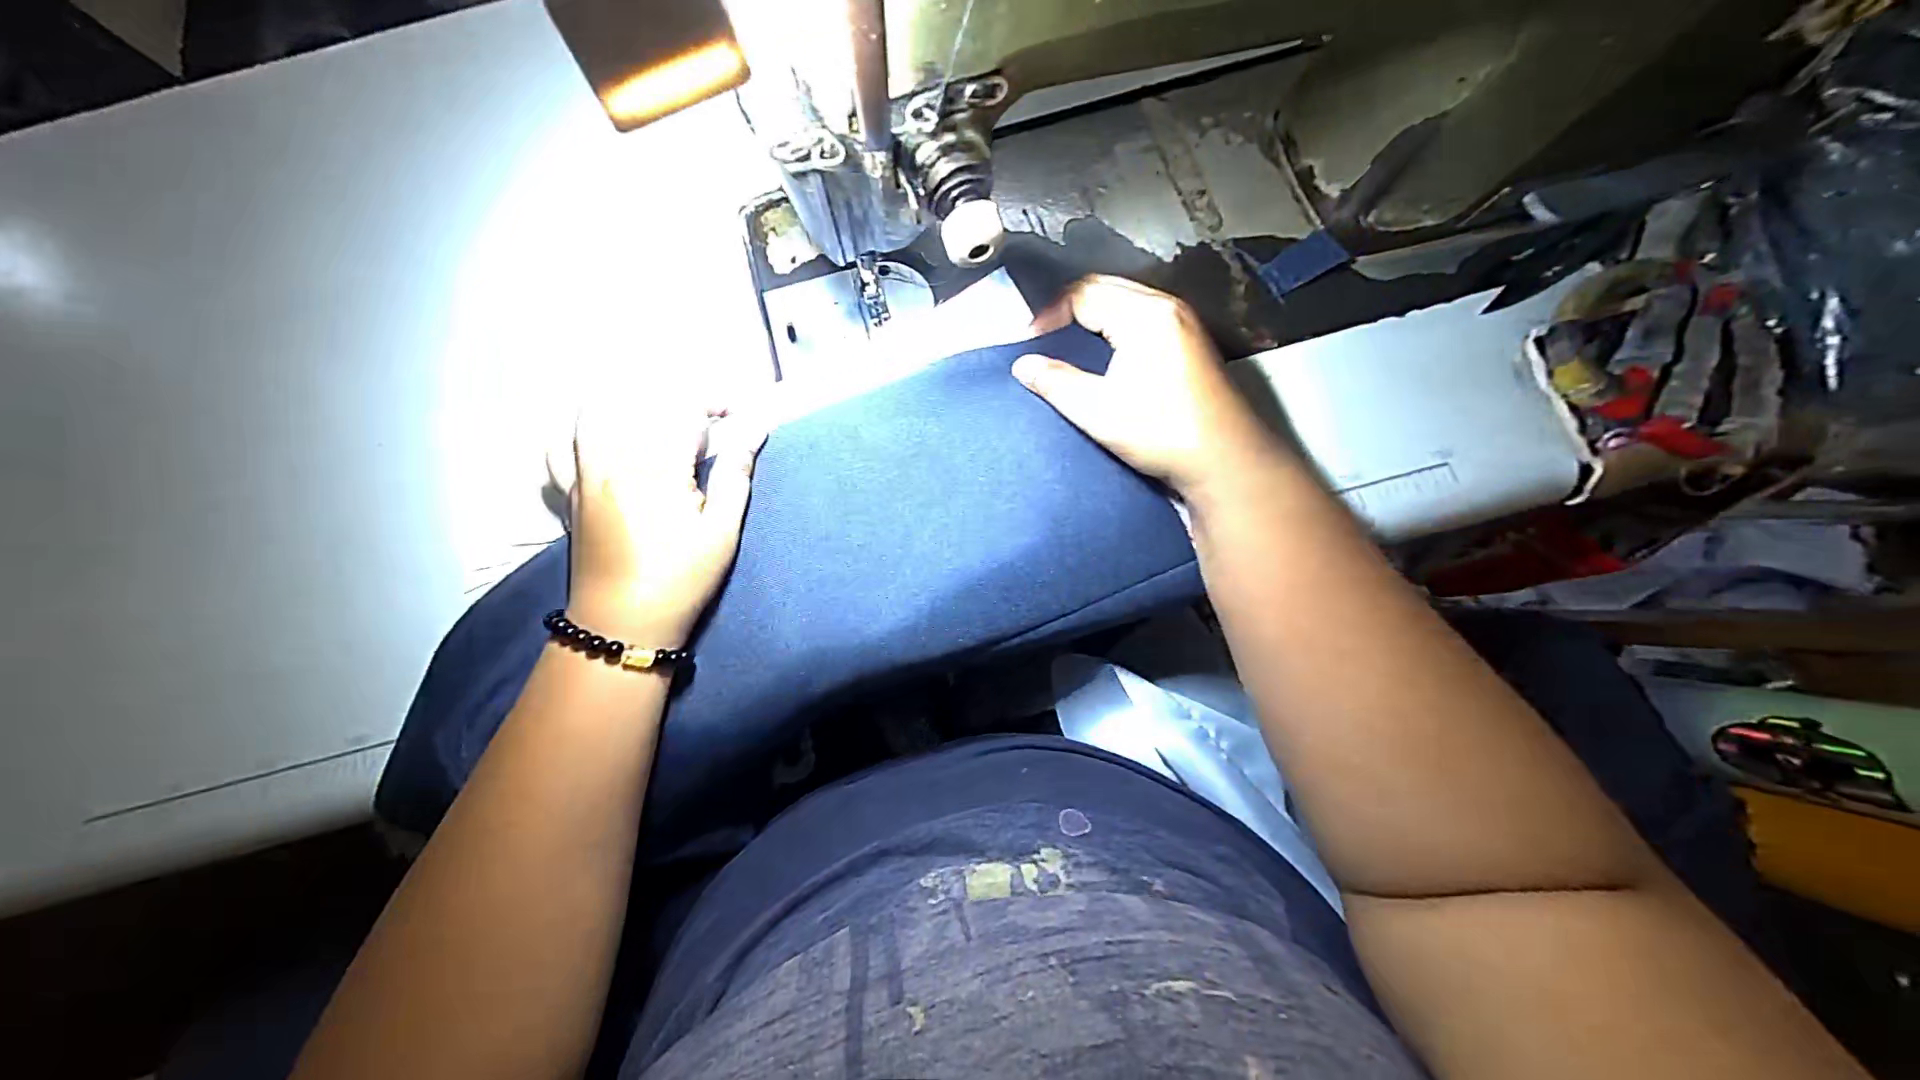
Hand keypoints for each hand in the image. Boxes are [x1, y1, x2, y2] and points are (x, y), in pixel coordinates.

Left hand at [562, 390, 765, 648]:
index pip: (684, 410)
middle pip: (640, 402)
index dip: (715, 402)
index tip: (738, 414)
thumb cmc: (680, 580)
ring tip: (660, 420)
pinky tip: (606, 440)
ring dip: (631, 404)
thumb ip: (735, 476)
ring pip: (596, 414)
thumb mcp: (721, 532)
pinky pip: (563, 447)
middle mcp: (614, 461)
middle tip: (707, 418)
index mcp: (655, 469)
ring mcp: (585, 475)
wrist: (621, 624)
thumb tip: (754, 430)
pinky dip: (583, 432)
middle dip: (678, 399)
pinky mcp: (572, 493)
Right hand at [1012, 275, 1281, 499]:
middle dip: (1070, 307)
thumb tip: (1023, 365)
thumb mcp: (1098, 411)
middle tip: (1046, 336)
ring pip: (1126, 300)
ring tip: (1070, 343)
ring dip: (1094, 314)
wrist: (1225, 460)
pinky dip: (1117, 324)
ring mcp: (1184, 323)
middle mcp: (1167, 307)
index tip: (1030, 342)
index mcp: (1144, 315)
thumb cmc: (1162, 433)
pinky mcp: (1192, 342)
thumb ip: (1055, 383)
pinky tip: (1107, 354)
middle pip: (1107, 287)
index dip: (1049, 313)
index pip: (1083, 293)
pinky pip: (1144, 315)